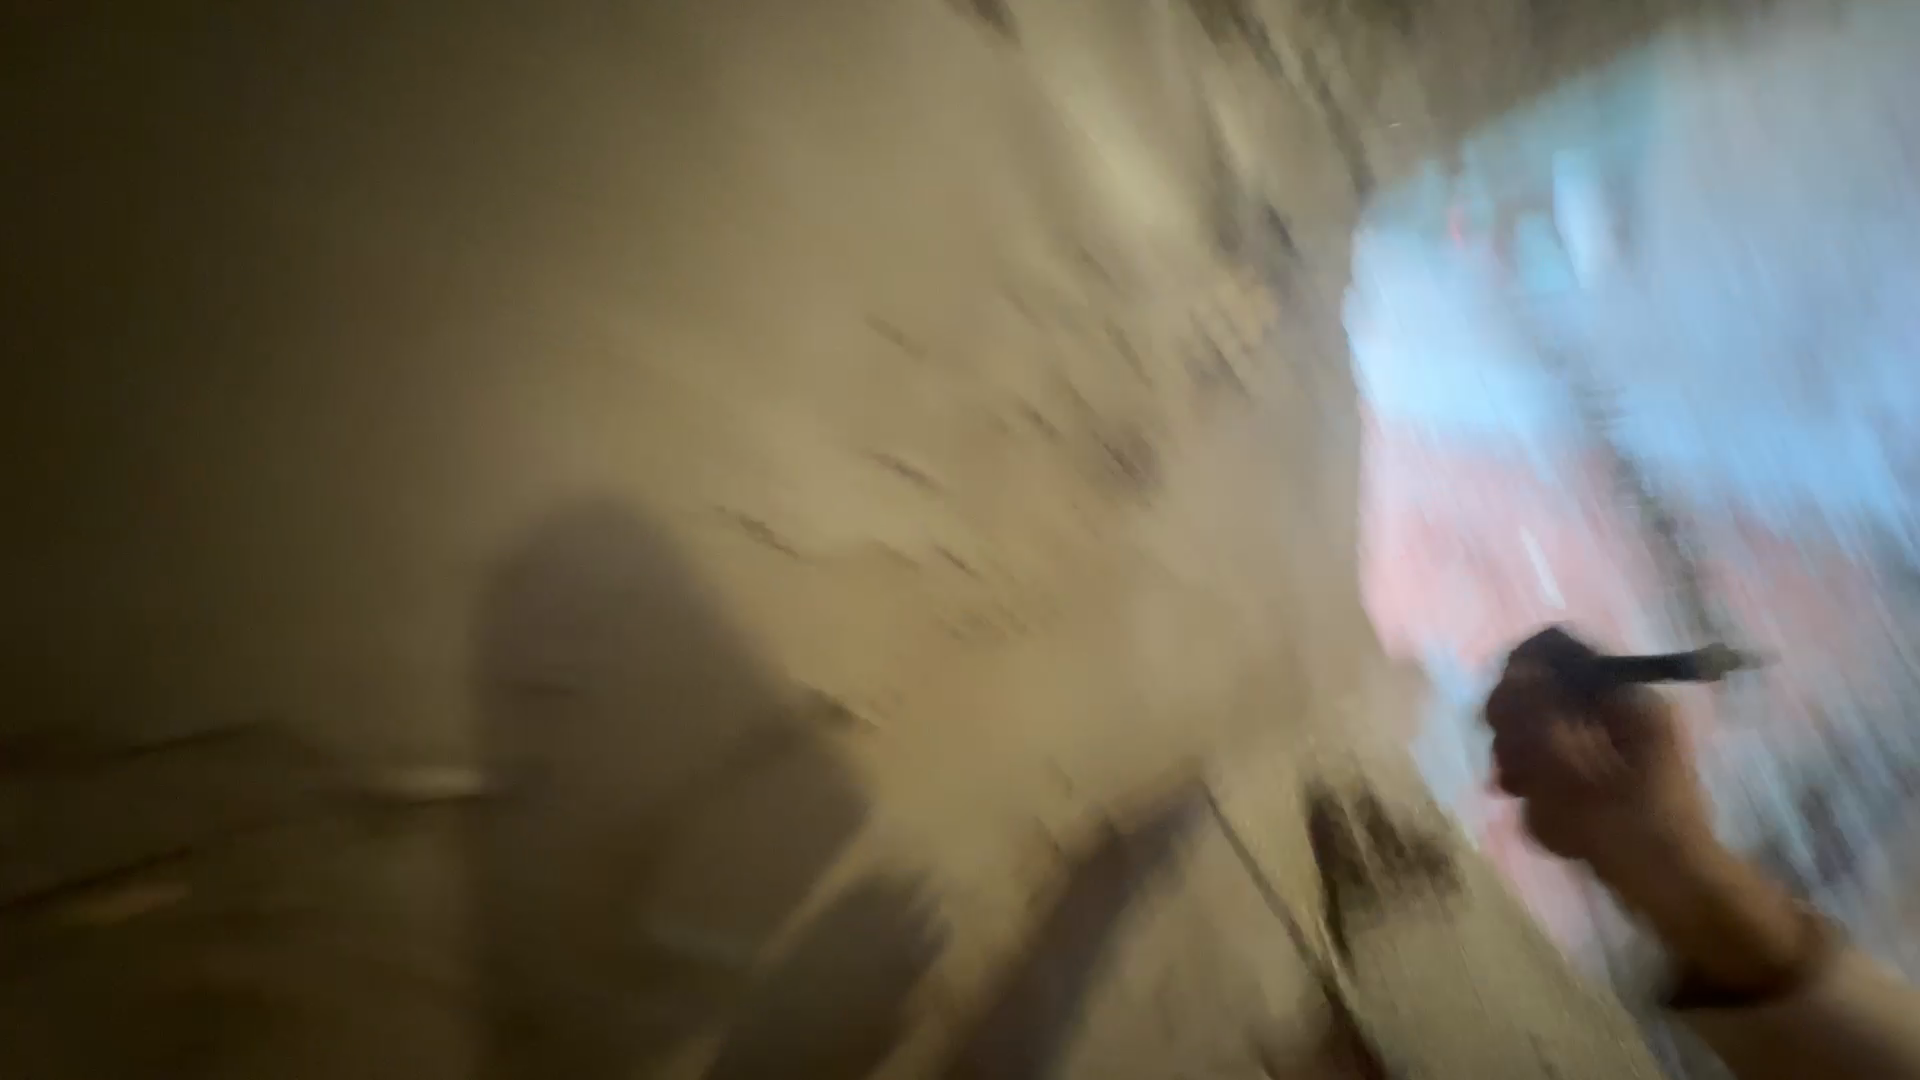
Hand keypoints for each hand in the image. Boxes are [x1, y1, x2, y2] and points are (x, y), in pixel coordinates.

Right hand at [1482, 653, 1714, 893]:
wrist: (1676, 894)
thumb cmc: (1636, 831)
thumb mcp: (1580, 771)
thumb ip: (1543, 717)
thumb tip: (1518, 672)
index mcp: (1625, 699)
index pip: (1551, 653)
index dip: (1516, 677)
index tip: (1502, 719)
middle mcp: (1611, 710)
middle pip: (1530, 691)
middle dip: (1513, 731)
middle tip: (1515, 769)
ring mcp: (1599, 740)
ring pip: (1528, 728)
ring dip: (1520, 763)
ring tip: (1529, 797)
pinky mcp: (1589, 769)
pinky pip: (1539, 760)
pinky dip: (1533, 786)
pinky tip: (1540, 808)